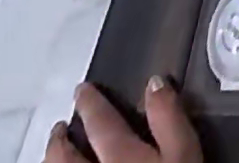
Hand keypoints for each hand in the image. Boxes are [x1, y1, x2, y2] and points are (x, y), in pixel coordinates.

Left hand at [47, 79, 200, 162]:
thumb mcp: (183, 158)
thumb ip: (169, 119)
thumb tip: (154, 82)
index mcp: (118, 156)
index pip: (99, 122)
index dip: (91, 103)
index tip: (82, 90)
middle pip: (63, 158)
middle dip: (59, 140)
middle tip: (59, 127)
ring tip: (54, 158)